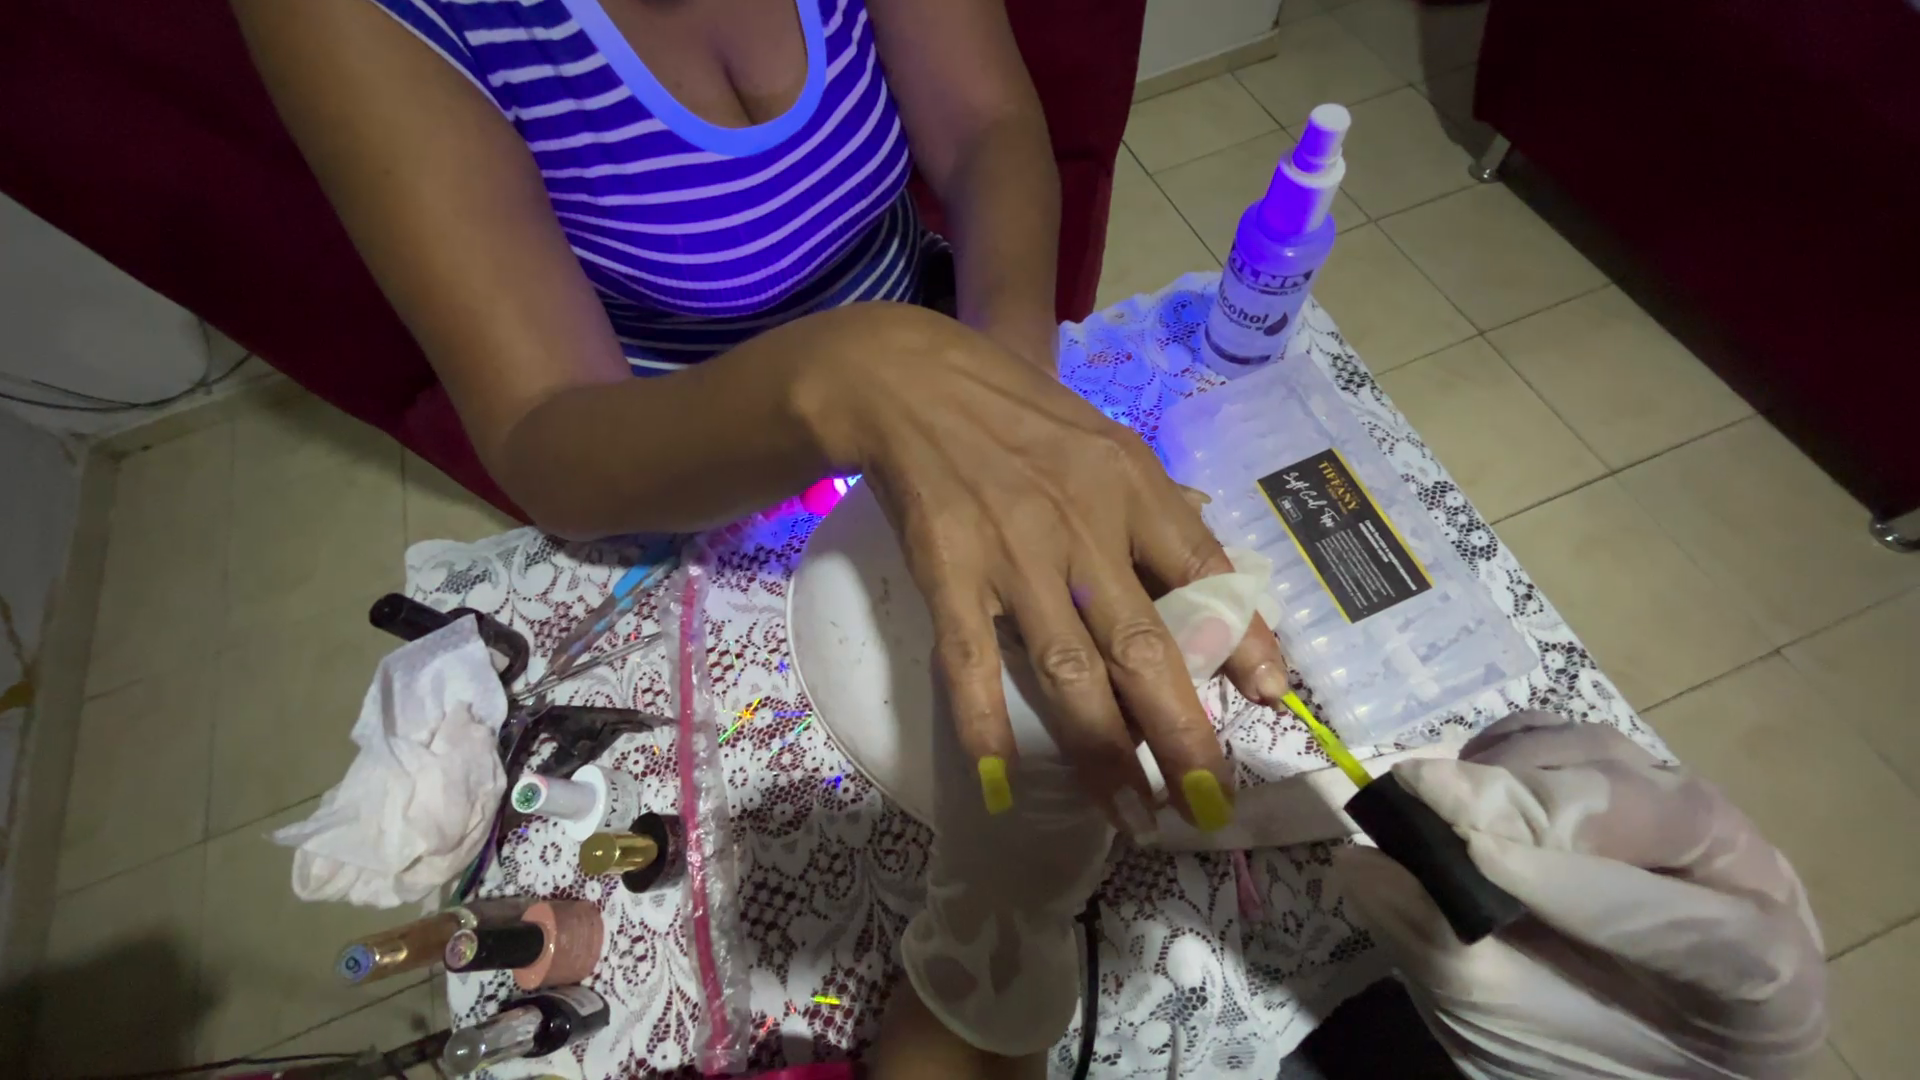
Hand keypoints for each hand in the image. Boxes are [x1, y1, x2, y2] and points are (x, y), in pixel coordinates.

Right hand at [795, 303, 1289, 830]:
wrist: (914, 386)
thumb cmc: (1016, 411)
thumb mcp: (1104, 438)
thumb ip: (1156, 499)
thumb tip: (1208, 542)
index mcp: (1129, 485)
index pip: (1205, 574)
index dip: (1245, 640)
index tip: (1274, 701)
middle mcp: (1081, 526)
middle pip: (1143, 647)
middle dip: (1183, 733)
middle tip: (1210, 804)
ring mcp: (1012, 556)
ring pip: (1068, 672)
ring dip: (1104, 754)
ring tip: (1132, 815)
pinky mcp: (949, 575)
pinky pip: (970, 663)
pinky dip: (984, 727)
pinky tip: (1000, 785)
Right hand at [1334, 712, 1827, 1079]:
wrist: (1594, 1014)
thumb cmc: (1563, 1036)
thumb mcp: (1498, 1024)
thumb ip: (1439, 949)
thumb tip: (1364, 865)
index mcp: (1759, 984)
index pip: (1695, 926)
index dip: (1580, 884)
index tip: (1474, 852)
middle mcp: (1743, 877)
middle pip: (1655, 809)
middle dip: (1534, 803)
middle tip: (1429, 795)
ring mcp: (1679, 808)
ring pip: (1605, 754)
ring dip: (1511, 769)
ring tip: (1441, 801)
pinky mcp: (1612, 768)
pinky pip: (1560, 731)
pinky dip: (1500, 745)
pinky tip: (1462, 782)